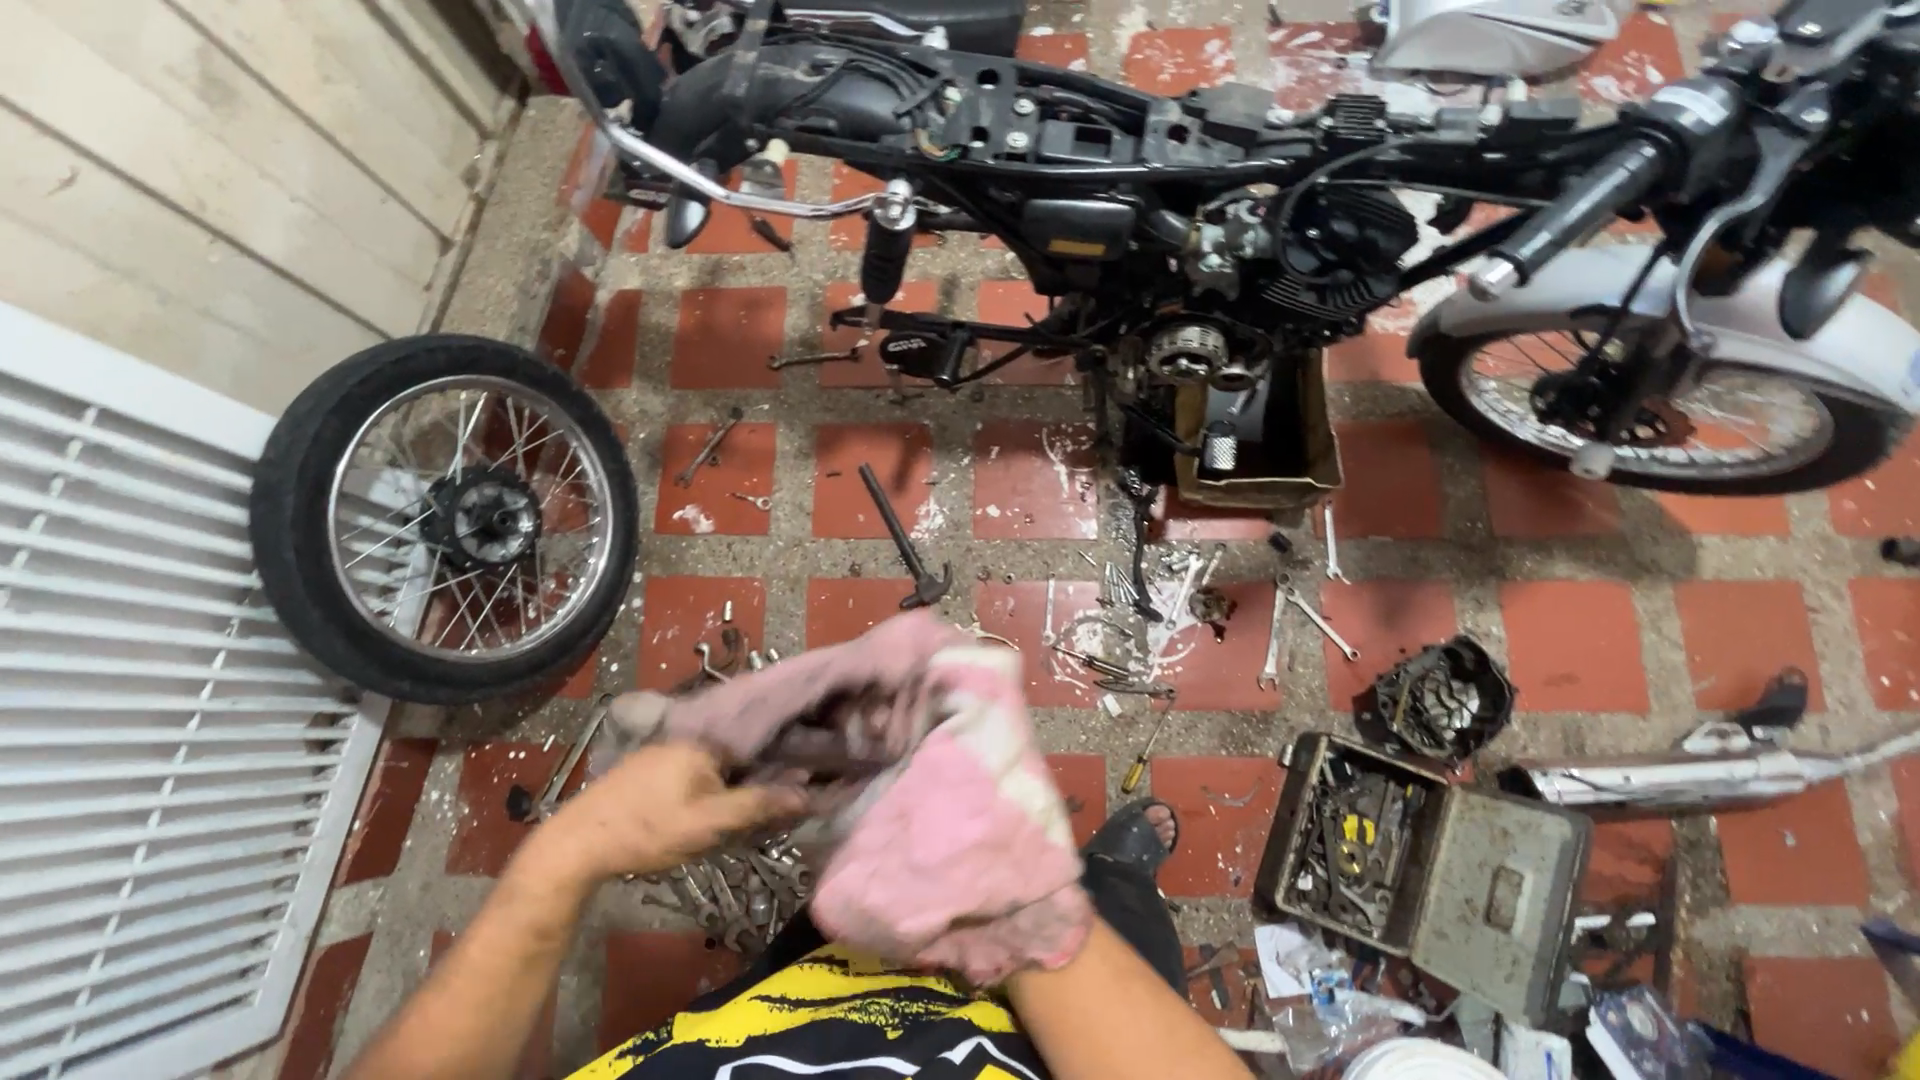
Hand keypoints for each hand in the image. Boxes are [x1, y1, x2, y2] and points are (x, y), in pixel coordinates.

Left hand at [521, 741, 806, 889]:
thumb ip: (759, 805)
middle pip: (743, 745)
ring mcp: (669, 751)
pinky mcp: (655, 769)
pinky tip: (732, 798)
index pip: (761, 733)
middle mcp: (689, 736)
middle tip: (799, 784)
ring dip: (747, 774)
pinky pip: (704, 767)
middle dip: (771, 762)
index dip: (790, 747)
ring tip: (774, 793)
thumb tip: (809, 793)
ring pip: (723, 759)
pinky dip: (724, 779)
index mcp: (705, 740)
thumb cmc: (647, 831)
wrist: (576, 846)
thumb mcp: (709, 823)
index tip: (817, 761)